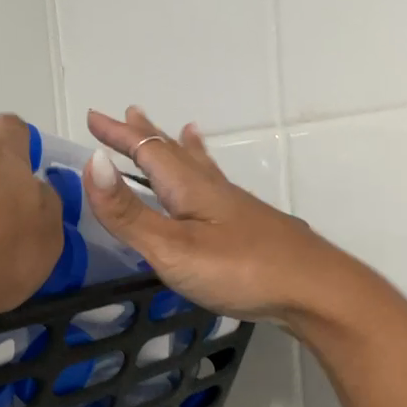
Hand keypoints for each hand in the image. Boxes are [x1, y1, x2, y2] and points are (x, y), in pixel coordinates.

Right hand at [83, 106, 358, 325]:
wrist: (314, 292)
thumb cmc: (239, 271)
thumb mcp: (171, 247)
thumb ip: (129, 212)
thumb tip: (92, 163)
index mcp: (189, 189)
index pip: (147, 151)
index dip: (119, 135)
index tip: (92, 117)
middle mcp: (212, 190)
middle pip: (174, 153)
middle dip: (145, 136)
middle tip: (127, 114)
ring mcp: (234, 208)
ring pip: (199, 167)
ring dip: (178, 149)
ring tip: (178, 131)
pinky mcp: (249, 229)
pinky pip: (216, 187)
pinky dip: (206, 173)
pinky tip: (217, 187)